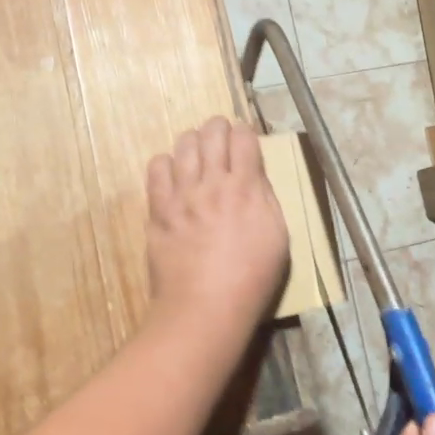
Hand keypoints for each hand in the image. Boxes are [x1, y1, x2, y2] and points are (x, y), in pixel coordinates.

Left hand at [144, 118, 288, 329]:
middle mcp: (212, 182)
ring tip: (197, 150)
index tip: (245, 137)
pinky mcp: (159, 210)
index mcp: (246, 188)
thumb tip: (255, 178)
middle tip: (221, 135)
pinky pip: (157, 170)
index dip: (245, 132)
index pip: (244, 138)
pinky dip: (166, 163)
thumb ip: (266, 200)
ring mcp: (182, 195)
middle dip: (219, 127)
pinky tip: (173, 173)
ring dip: (193, 141)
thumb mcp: (277, 236)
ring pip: (183, 145)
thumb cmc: (252, 278)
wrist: (205, 308)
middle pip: (212, 133)